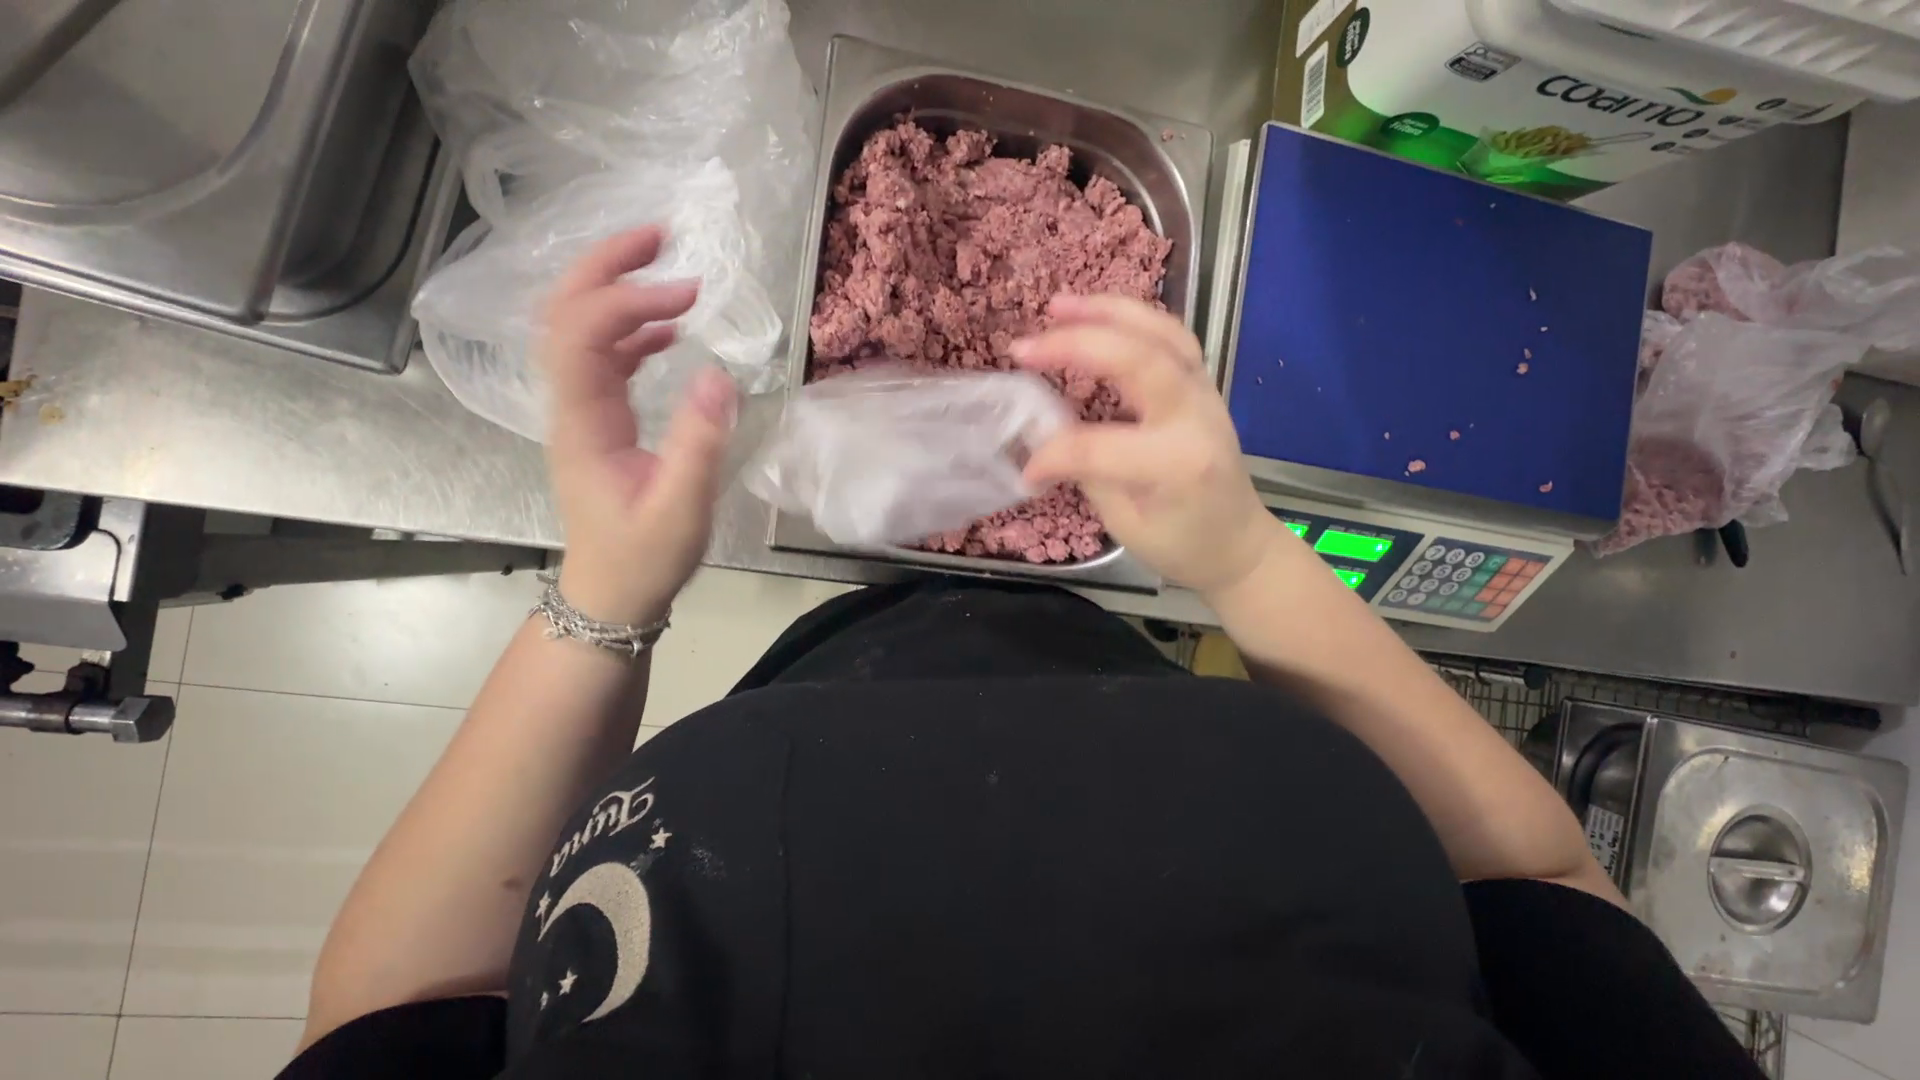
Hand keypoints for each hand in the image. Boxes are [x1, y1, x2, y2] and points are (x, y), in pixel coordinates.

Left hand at [540, 227, 737, 625]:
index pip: (582, 334)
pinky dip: (632, 331)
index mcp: (582, 423)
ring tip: (668, 267)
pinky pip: (603, 358)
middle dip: (605, 266)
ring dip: (617, 290)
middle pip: (564, 313)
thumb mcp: (680, 508)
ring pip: (580, 329)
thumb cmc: (643, 558)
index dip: (627, 299)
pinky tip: (668, 330)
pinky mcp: (598, 421)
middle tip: (658, 235)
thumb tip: (717, 374)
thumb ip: (699, 443)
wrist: (611, 594)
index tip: (688, 294)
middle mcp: (571, 405)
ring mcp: (581, 411)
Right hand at [1012, 295, 1286, 596]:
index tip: (1028, 472)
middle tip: (1024, 346)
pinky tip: (1096, 315)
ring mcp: (1204, 393)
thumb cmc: (1182, 544)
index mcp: (1177, 463)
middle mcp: (1196, 417)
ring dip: (1107, 312)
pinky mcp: (1202, 384)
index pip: (1099, 445)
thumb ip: (1086, 472)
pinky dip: (1131, 318)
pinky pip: (1170, 336)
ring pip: (1162, 332)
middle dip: (1078, 344)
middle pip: (1140, 359)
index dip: (1053, 454)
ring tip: (1058, 305)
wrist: (1239, 544)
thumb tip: (1039, 441)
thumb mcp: (1125, 523)